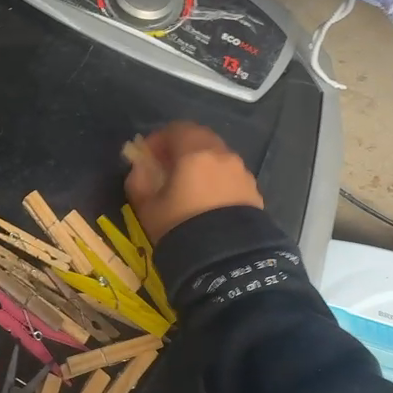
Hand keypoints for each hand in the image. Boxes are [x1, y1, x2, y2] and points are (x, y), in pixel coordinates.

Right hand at [123, 121, 261, 243]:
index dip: (158, 139)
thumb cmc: (182, 228)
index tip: (147, 158)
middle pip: (199, 138)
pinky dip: (217, 180)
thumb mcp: (147, 207)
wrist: (228, 263)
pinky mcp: (253, 191)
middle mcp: (222, 155)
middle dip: (181, 149)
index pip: (176, 129)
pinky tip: (208, 203)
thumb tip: (139, 168)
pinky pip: (230, 176)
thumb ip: (138, 181)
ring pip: (217, 157)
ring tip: (189, 189)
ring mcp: (241, 172)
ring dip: (201, 164)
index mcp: (195, 152)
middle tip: (167, 170)